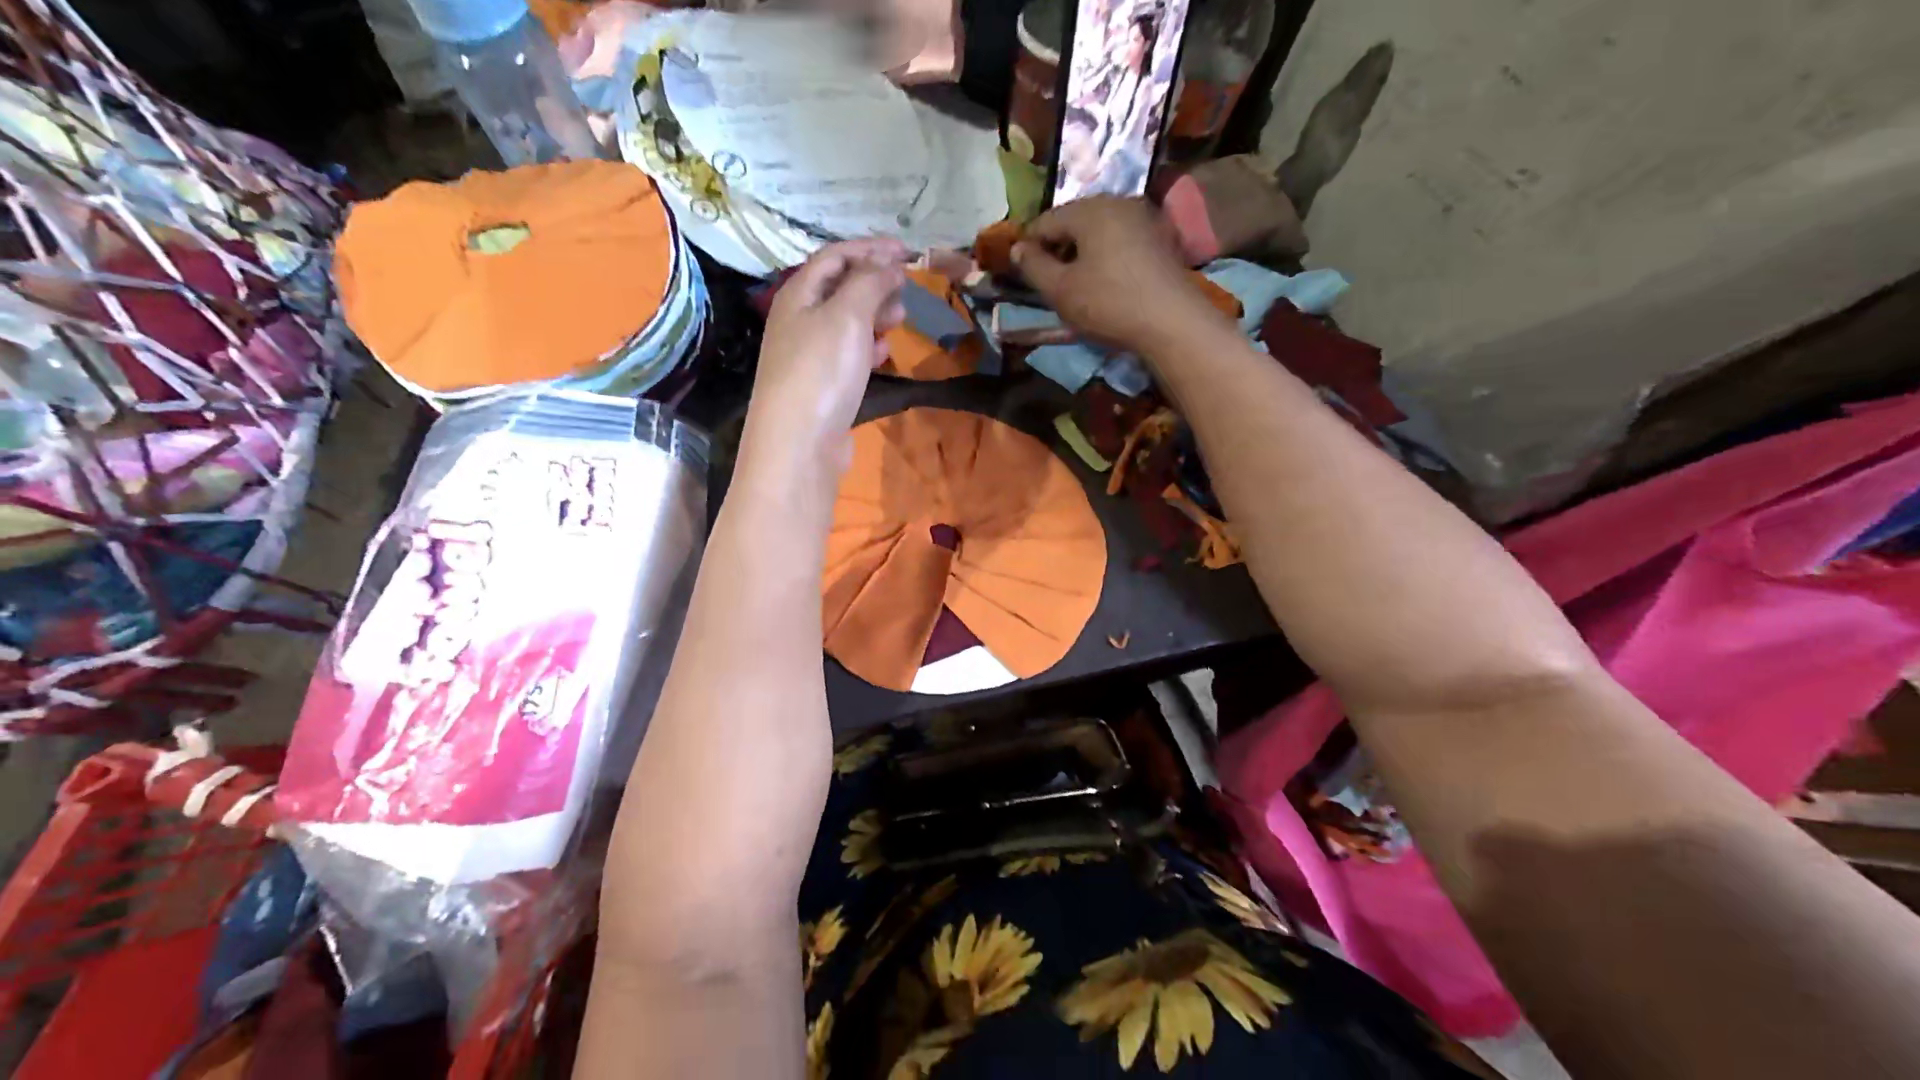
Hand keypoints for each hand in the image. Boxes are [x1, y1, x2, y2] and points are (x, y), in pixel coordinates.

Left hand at [746, 238, 907, 467]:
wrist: (799, 444)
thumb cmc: (821, 371)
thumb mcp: (848, 315)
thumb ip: (870, 281)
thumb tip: (888, 263)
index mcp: (798, 294)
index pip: (835, 256)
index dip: (870, 248)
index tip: (907, 251)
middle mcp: (799, 320)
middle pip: (840, 288)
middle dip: (875, 283)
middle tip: (905, 291)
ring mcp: (809, 355)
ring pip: (847, 322)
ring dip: (875, 316)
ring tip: (898, 321)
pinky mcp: (822, 386)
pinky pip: (848, 354)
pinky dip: (867, 347)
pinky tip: (882, 354)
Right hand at [1012, 196, 1221, 351]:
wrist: (1172, 322)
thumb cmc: (1109, 303)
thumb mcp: (1060, 290)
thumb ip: (1033, 266)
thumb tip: (1017, 248)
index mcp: (1089, 209)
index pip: (1044, 221)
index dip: (1028, 246)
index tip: (1022, 273)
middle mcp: (1117, 202)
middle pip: (1074, 221)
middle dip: (1057, 247)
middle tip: (1049, 280)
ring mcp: (1143, 217)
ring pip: (1098, 229)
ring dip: (1082, 252)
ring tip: (1076, 283)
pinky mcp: (1160, 237)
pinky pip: (1121, 239)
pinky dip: (1106, 254)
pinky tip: (1105, 280)